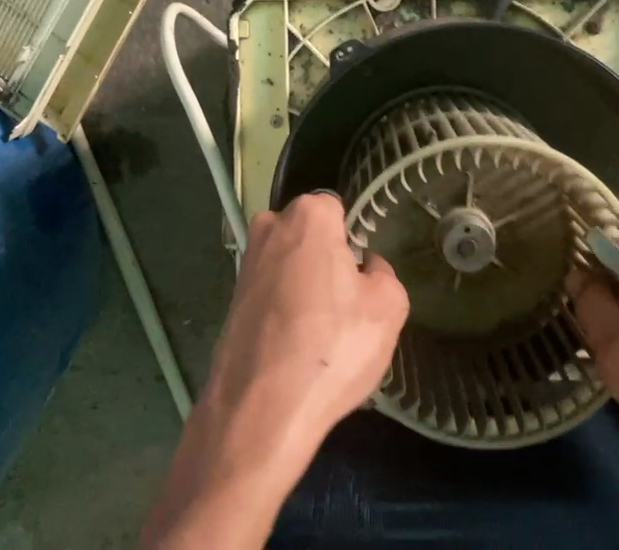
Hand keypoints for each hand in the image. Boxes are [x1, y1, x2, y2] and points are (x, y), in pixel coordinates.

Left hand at [205, 192, 410, 436]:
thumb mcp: (388, 308)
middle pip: (309, 236)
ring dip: (305, 289)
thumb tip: (365, 266)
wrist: (260, 409)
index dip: (353, 241)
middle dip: (326, 261)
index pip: (337, 210)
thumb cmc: (332, 347)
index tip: (360, 275)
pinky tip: (296, 347)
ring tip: (322, 334)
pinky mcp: (231, 299)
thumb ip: (383, 273)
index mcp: (308, 216)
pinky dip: (284, 312)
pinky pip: (271, 294)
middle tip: (345, 305)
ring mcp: (245, 264)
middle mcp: (270, 227)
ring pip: (289, 266)